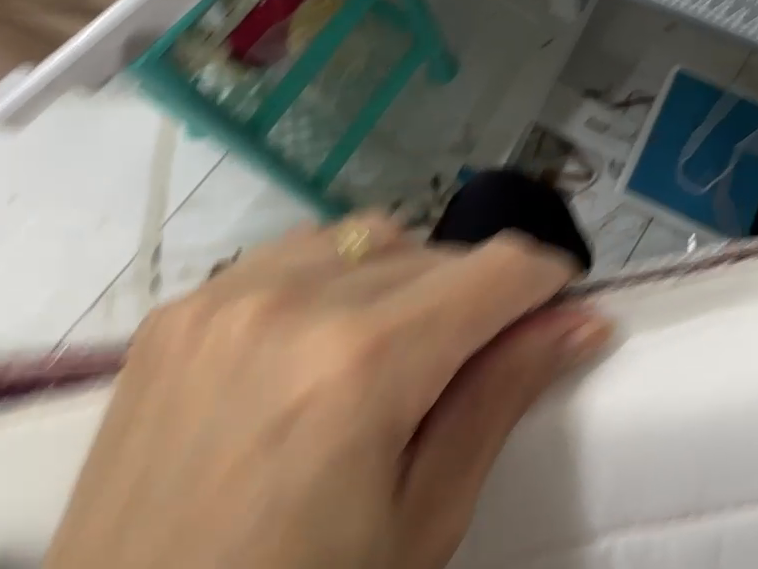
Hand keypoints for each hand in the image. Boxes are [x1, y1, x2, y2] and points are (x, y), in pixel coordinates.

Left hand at [44, 215, 611, 568]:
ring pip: (364, 238)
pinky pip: (289, 255)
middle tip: (470, 364)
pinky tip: (315, 346)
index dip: (545, 284)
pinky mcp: (176, 310)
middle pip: (435, 250)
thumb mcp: (422, 520)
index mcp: (364, 362)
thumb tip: (582, 321)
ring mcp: (222, 295)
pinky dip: (331, 279)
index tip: (557, 314)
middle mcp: (291, 299)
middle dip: (475, 294)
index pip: (498, 269)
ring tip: (391, 353)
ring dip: (404, 277)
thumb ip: (499, 398)